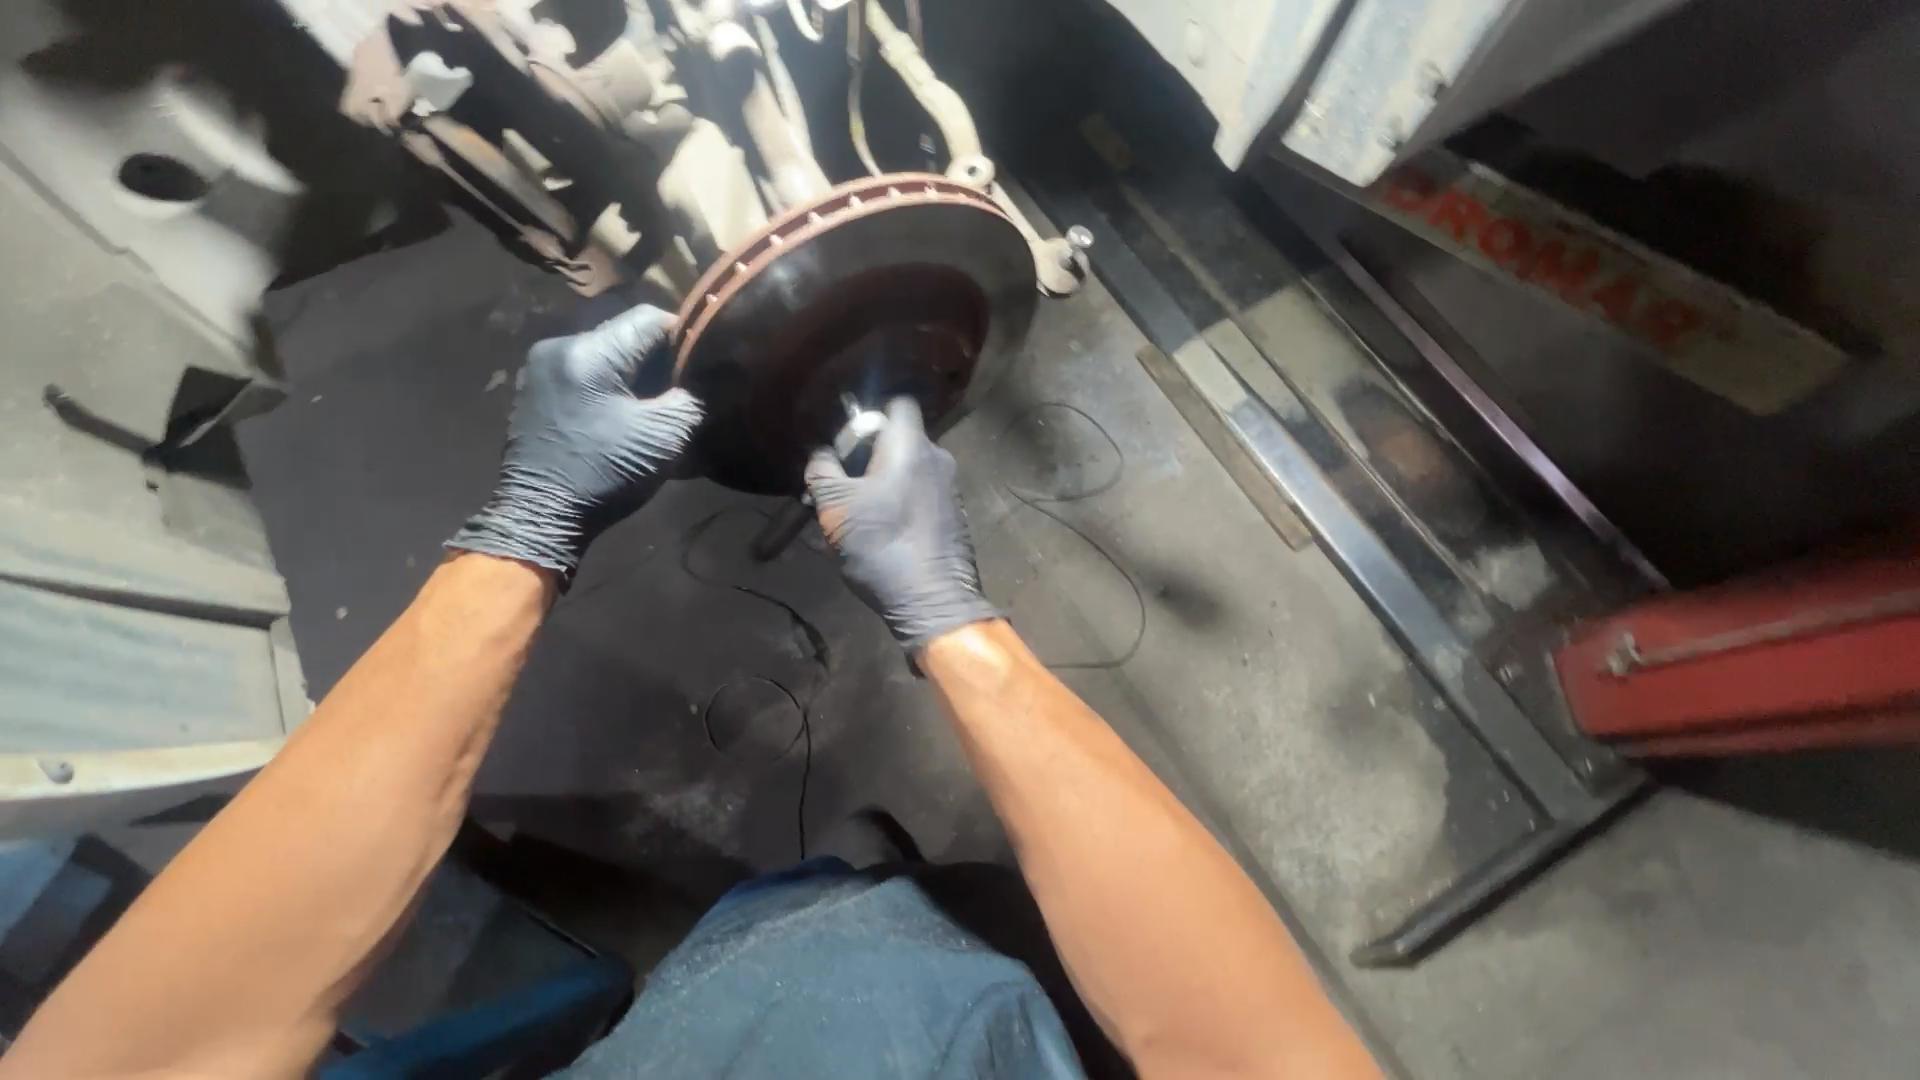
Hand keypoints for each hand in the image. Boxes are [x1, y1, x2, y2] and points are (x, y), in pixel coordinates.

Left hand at [448, 304, 703, 575]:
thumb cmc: (606, 473)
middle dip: (660, 359)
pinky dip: (609, 386)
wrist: (542, 516)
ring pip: (604, 354)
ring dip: (635, 374)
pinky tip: (623, 416)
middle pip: (624, 334)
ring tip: (657, 405)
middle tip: (686, 389)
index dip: (686, 336)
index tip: (706, 365)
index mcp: (589, 351)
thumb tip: (718, 373)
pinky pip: (583, 373)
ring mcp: (539, 368)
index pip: (650, 318)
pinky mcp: (533, 391)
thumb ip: (695, 396)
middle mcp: (558, 347)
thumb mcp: (666, 436)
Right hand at [805, 397, 998, 650]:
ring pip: (909, 472)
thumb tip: (822, 455)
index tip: (845, 446)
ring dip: (882, 485)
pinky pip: (922, 497)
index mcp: (912, 445)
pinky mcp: (955, 519)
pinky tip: (883, 535)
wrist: (933, 601)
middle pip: (900, 440)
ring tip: (856, 517)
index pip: (896, 404)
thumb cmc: (883, 545)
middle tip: (841, 487)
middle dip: (868, 457)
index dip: (867, 416)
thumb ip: (822, 471)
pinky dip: (901, 505)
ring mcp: (951, 490)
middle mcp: (938, 459)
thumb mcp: (835, 507)